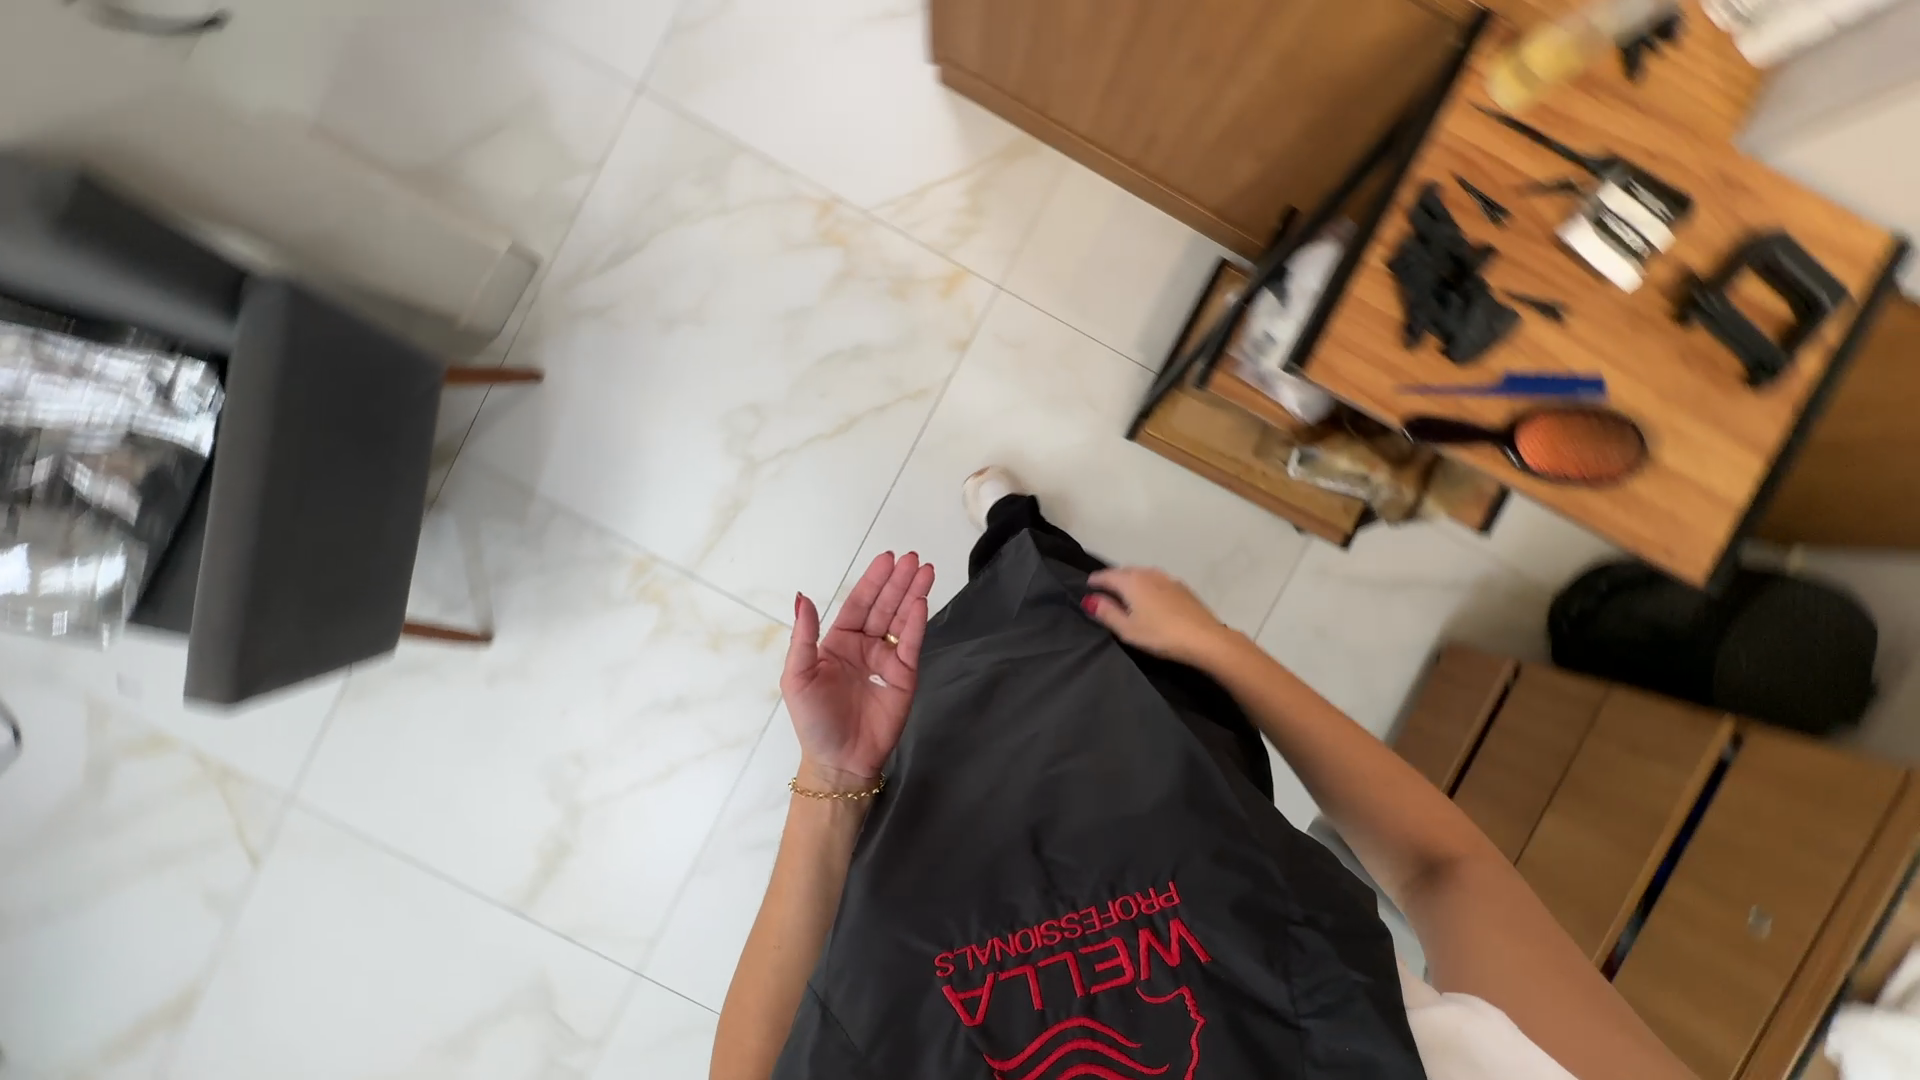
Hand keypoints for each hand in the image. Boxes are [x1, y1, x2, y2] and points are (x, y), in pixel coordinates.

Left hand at [783, 552, 933, 789]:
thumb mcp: (797, 676)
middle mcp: (865, 646)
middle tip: (912, 558)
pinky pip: (910, 644)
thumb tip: (802, 596)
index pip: (859, 603)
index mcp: (839, 642)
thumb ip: (803, 636)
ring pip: (901, 619)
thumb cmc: (813, 720)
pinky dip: (916, 622)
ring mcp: (887, 660)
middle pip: (884, 606)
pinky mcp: (905, 676)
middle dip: (898, 581)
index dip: (873, 580)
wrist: (838, 759)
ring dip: (913, 594)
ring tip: (925, 570)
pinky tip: (922, 601)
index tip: (887, 559)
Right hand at [1084, 567, 1237, 665]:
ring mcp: (1167, 578)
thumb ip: (1106, 612)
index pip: (1106, 575)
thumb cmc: (1160, 635)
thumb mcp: (1127, 629)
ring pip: (1142, 574)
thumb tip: (1090, 599)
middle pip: (1124, 571)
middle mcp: (1148, 573)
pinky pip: (1156, 580)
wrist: (1205, 638)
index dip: (1094, 581)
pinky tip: (1150, 598)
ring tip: (1125, 594)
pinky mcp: (1182, 587)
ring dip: (1130, 581)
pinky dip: (1147, 585)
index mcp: (1131, 582)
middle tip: (1104, 592)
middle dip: (1112, 579)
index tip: (1087, 586)